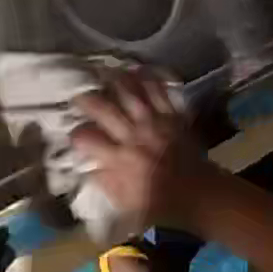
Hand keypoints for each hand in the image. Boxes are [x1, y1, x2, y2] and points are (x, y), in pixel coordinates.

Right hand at [71, 69, 215, 230]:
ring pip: (131, 92)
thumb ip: (103, 181)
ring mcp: (155, 122)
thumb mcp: (123, 202)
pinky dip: (149, 78)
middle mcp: (134, 135)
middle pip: (105, 108)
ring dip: (115, 80)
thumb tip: (87, 165)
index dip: (77, 134)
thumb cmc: (159, 202)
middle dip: (88, 99)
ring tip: (104, 72)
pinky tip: (139, 69)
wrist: (198, 192)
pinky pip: (159, 90)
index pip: (88, 138)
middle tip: (78, 95)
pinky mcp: (173, 115)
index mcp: (119, 159)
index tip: (74, 133)